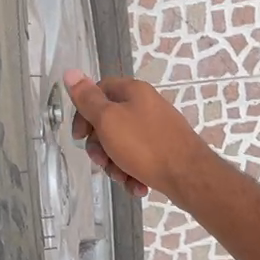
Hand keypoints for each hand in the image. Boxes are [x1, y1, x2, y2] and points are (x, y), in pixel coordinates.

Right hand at [63, 70, 219, 201]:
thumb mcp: (109, 120)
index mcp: (133, 92)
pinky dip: (134, 174)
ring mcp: (157, 130)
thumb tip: (70, 73)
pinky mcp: (164, 152)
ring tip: (122, 178)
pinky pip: (139, 161)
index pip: (99, 91)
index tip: (79, 137)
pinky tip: (137, 186)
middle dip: (101, 147)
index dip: (84, 113)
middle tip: (101, 162)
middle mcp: (146, 106)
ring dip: (116, 166)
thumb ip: (87, 99)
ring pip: (123, 146)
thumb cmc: (144, 145)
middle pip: (109, 123)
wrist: (188, 176)